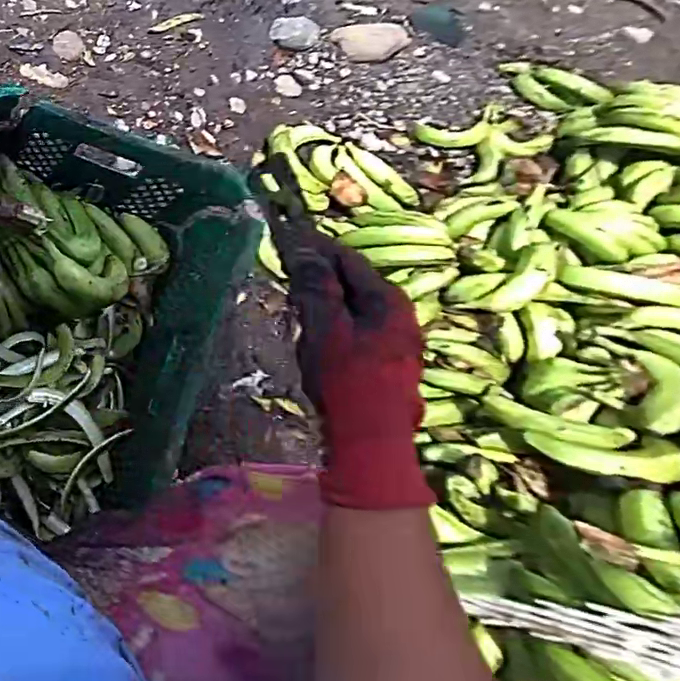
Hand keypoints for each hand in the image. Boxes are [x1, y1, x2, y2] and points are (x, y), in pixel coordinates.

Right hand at [288, 235, 430, 509]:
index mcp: (388, 301)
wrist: (368, 445)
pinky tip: (309, 324)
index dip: (314, 245)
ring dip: (323, 293)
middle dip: (318, 268)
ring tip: (289, 290)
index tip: (281, 235)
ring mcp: (395, 341)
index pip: (347, 258)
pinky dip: (330, 315)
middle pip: (353, 280)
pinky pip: (353, 324)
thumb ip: (316, 287)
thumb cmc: (345, 382)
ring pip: (353, 303)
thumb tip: (304, 248)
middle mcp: (399, 316)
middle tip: (280, 262)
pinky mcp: (384, 363)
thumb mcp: (326, 330)